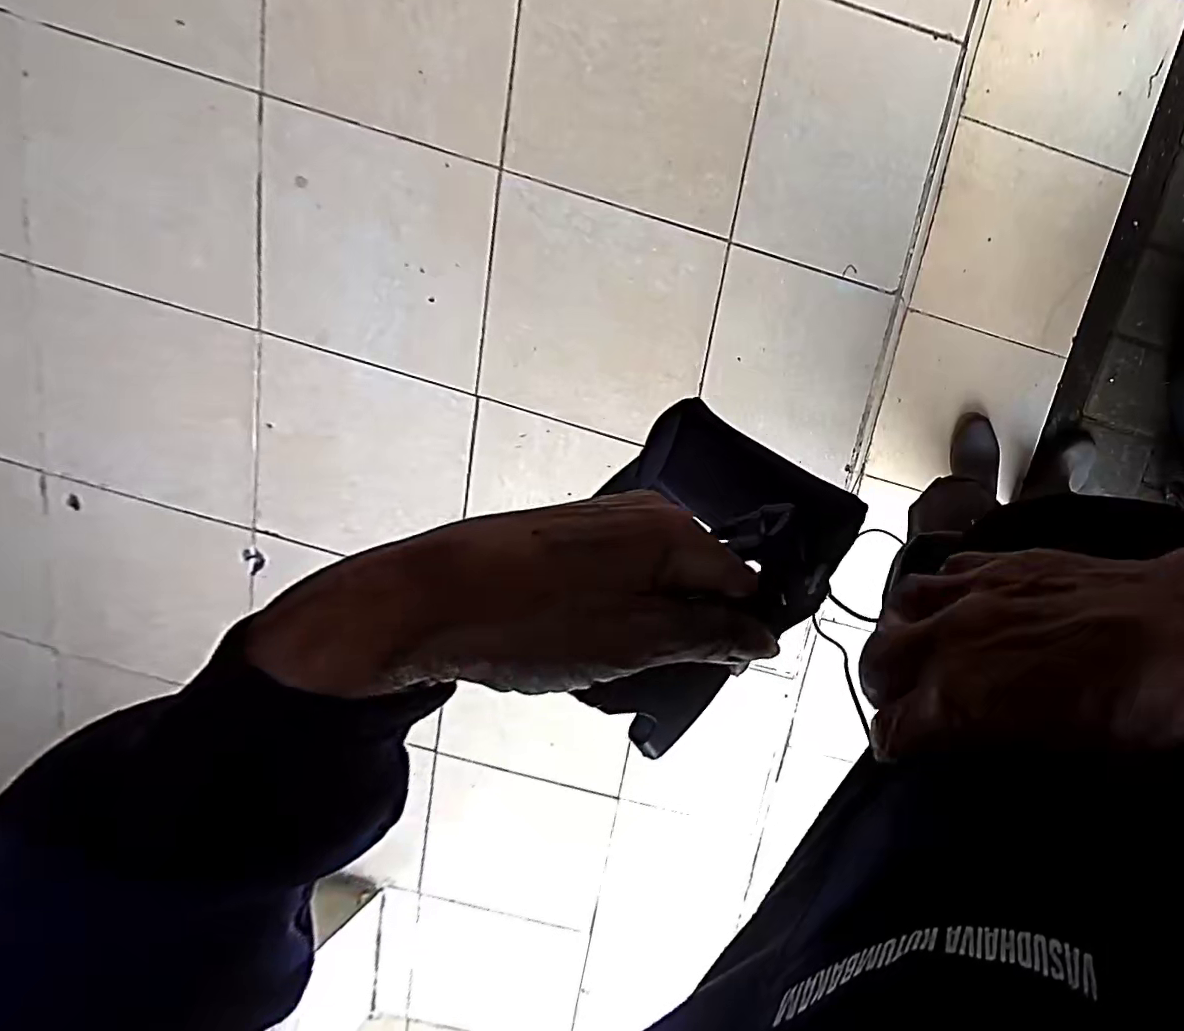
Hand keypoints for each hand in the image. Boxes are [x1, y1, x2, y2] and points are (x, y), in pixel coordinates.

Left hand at [246, 491, 777, 697]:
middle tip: (657, 670)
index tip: (723, 665)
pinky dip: (619, 610)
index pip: (743, 580)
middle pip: (703, 577)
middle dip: (693, 626)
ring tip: (610, 661)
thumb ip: (710, 636)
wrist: (421, 602)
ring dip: (653, 622)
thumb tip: (761, 638)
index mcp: (674, 530)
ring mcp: (609, 520)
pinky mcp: (576, 534)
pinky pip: (624, 574)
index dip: (741, 627)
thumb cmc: (526, 619)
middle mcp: (649, 512)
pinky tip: (583, 638)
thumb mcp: (636, 642)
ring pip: (661, 578)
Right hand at [860, 544, 1183, 758]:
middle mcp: (957, 638)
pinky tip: (962, 610)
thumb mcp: (1075, 772)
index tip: (906, 751)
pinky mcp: (1006, 563)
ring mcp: (978, 591)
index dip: (895, 746)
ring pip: (900, 605)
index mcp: (966, 699)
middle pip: (877, 660)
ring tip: (922, 650)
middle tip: (907, 705)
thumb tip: (967, 758)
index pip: (891, 727)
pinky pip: (945, 568)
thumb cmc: (1151, 713)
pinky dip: (940, 594)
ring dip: (901, 634)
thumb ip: (998, 758)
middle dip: (883, 690)